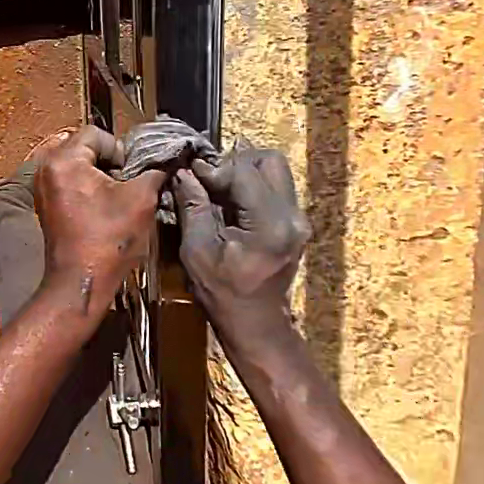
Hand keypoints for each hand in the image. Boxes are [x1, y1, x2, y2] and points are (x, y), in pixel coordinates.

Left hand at [34, 126, 166, 314]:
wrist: (82, 281)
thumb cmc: (107, 241)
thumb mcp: (141, 198)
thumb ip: (153, 171)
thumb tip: (163, 163)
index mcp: (64, 161)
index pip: (96, 133)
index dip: (119, 150)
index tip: (130, 173)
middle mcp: (46, 170)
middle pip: (84, 148)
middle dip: (109, 163)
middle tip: (126, 185)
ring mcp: (42, 189)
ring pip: (78, 166)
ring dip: (99, 176)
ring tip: (116, 199)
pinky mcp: (46, 206)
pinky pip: (69, 183)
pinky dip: (87, 190)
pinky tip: (103, 210)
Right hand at [171, 146, 310, 343]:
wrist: (255, 322)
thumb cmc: (222, 293)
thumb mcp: (197, 251)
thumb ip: (192, 206)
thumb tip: (184, 172)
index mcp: (269, 225)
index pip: (244, 172)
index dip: (214, 167)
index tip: (191, 172)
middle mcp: (292, 216)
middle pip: (269, 160)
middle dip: (235, 162)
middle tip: (209, 179)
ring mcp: (299, 218)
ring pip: (276, 169)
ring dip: (245, 170)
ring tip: (219, 187)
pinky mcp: (296, 221)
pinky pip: (276, 186)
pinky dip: (253, 184)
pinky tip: (232, 200)